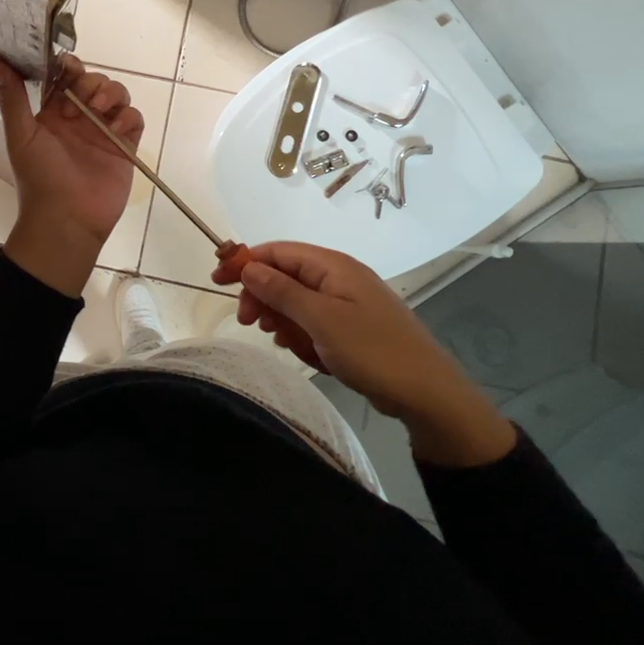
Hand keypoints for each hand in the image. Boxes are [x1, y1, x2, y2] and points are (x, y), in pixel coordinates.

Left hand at [0, 52, 142, 295]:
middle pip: (93, 80)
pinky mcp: (124, 146)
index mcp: (52, 114)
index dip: (67, 66)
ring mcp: (103, 131)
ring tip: (97, 110)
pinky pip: (134, 118)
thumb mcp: (21, 135)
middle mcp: (79, 118)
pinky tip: (115, 128)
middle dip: (90, 80)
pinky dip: (128, 115)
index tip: (66, 65)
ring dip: (110, 92)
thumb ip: (13, 97)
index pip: (63, 77)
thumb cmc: (39, 178)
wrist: (66, 220)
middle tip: (80, 100)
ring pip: (116, 94)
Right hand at [217, 242, 514, 466]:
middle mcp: (339, 277)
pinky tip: (300, 349)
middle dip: (262, 295)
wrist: (427, 393)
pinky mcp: (352, 326)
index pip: (277, 251)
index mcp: (333, 266)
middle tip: (247, 322)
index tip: (217, 282)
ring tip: (279, 339)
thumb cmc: (372, 350)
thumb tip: (249, 267)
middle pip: (284, 274)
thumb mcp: (320, 319)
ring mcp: (347, 301)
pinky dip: (300, 332)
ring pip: (296, 299)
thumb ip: (281, 290)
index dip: (245, 262)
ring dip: (281, 317)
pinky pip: (313, 320)